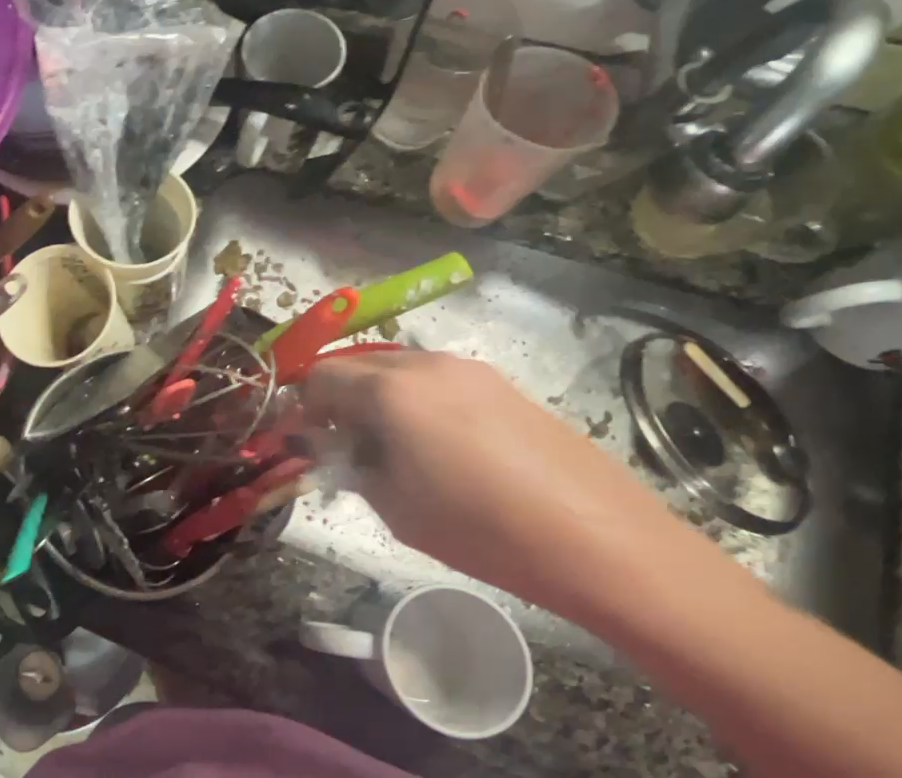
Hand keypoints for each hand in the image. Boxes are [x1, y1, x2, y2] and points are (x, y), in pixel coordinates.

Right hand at [302, 350, 720, 619]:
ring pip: (399, 369)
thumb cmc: (482, 529)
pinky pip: (437, 380)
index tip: (309, 439)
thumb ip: (351, 465)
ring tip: (395, 449)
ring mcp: (468, 370)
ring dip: (379, 397)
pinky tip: (441, 447)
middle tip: (346, 445)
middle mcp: (425, 364)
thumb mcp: (395, 507)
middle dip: (340, 397)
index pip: (321, 375)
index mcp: (390, 390)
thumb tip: (333, 444)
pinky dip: (418, 401)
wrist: (598, 538)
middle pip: (358, 363)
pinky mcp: (501, 385)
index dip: (304, 405)